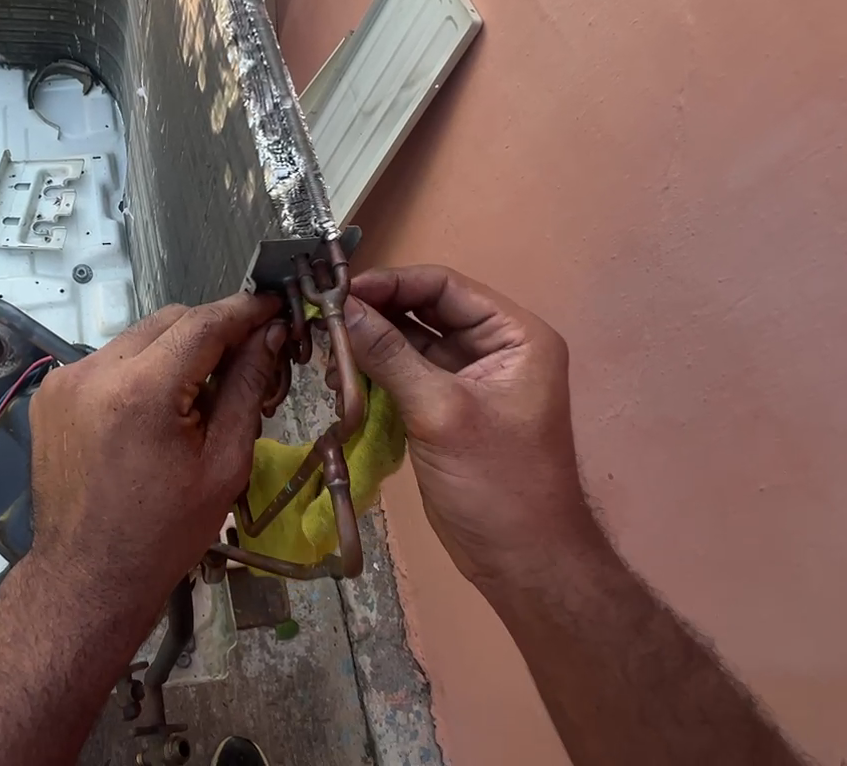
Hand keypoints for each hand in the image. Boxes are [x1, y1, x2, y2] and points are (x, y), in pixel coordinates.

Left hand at [28, 293, 285, 613]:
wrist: (86, 577)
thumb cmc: (164, 533)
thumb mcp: (223, 464)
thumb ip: (246, 388)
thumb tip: (269, 335)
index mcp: (141, 390)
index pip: (202, 323)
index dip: (243, 310)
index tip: (272, 304)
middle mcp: (95, 370)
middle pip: (167, 320)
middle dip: (210, 330)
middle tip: (245, 352)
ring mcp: (65, 379)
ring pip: (137, 337)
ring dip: (173, 350)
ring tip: (197, 390)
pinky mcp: (50, 393)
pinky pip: (108, 360)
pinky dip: (138, 369)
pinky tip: (154, 406)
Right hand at [341, 266, 598, 584]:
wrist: (520, 563)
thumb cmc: (496, 482)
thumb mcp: (440, 411)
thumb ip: (389, 355)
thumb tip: (343, 309)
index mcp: (513, 336)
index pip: (444, 286)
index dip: (392, 284)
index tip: (343, 293)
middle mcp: (491, 347)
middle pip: (423, 309)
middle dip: (375, 314)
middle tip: (325, 320)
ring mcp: (465, 377)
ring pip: (407, 340)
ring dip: (368, 343)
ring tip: (328, 352)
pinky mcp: (442, 404)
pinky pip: (401, 372)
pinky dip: (371, 371)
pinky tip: (340, 377)